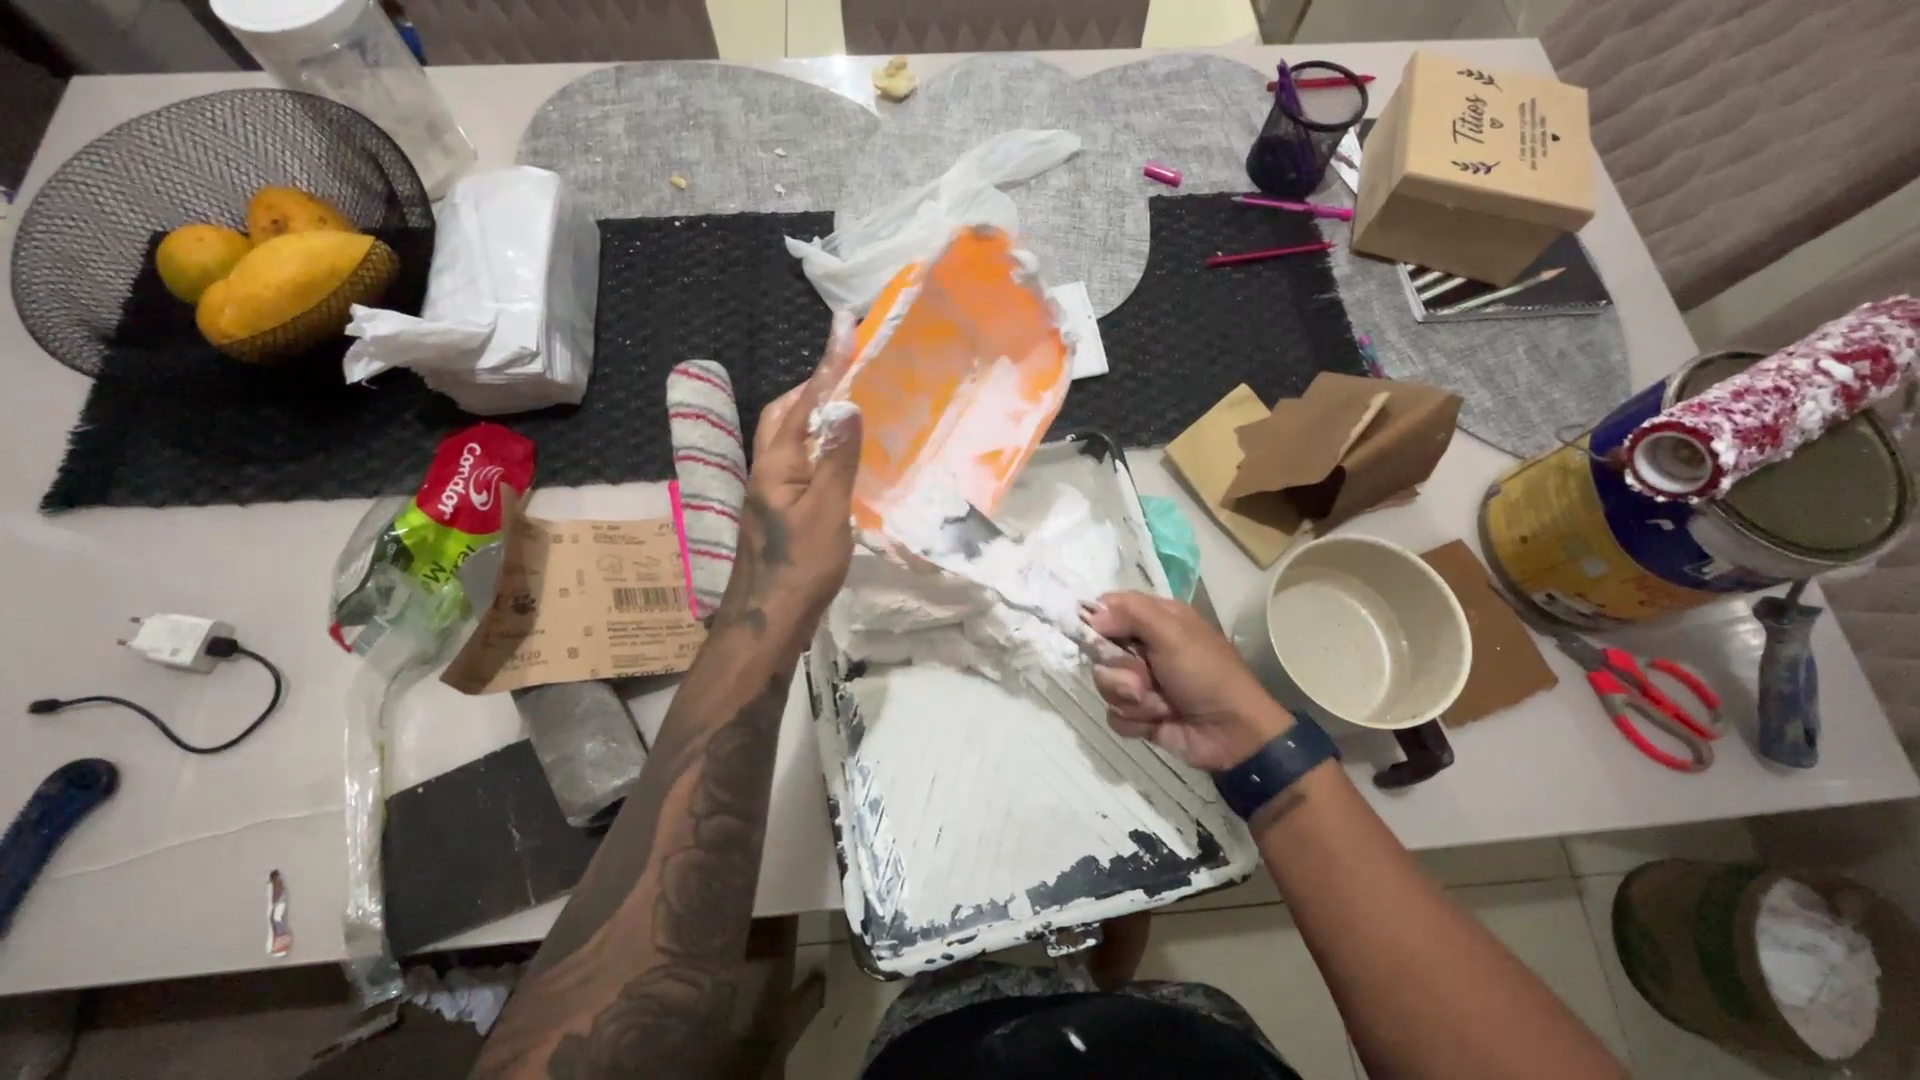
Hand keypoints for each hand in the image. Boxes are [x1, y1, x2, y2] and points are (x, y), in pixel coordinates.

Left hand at [712, 312, 862, 643]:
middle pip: (784, 415)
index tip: (845, 327)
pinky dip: (819, 451)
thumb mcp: (828, 511)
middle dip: (812, 389)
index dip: (827, 364)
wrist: (768, 621)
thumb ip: (838, 458)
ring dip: (814, 419)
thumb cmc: (800, 567)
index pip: (804, 401)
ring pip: (789, 441)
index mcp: (777, 463)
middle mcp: (767, 471)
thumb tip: (847, 403)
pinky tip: (841, 464)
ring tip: (849, 413)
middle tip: (848, 375)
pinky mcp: (780, 515)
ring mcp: (770, 495)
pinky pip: (799, 467)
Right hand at [1084, 592, 1292, 770]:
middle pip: (1101, 651)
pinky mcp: (1140, 714)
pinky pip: (1115, 714)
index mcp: (1157, 619)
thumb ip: (1131, 614)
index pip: (1110, 609)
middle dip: (1119, 670)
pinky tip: (1159, 722)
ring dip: (1131, 699)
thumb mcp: (1173, 633)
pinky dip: (1136, 721)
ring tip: (1161, 705)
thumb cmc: (1206, 675)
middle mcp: (1145, 647)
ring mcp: (1141, 683)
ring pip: (1105, 685)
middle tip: (1144, 677)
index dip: (1098, 621)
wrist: (1232, 733)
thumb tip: (1091, 615)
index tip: (1096, 634)